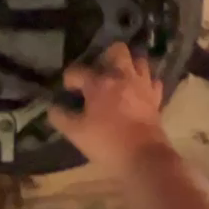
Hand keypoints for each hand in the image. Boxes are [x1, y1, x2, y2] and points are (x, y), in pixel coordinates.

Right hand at [49, 42, 173, 172]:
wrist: (144, 157)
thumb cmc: (106, 143)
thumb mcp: (76, 133)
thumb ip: (61, 118)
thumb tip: (53, 108)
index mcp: (99, 84)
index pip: (77, 71)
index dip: (69, 79)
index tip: (68, 90)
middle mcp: (122, 77)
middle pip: (117, 50)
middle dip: (106, 56)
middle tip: (99, 72)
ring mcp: (142, 86)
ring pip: (139, 61)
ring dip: (129, 66)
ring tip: (120, 78)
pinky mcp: (156, 98)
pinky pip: (153, 81)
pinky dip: (146, 83)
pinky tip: (138, 91)